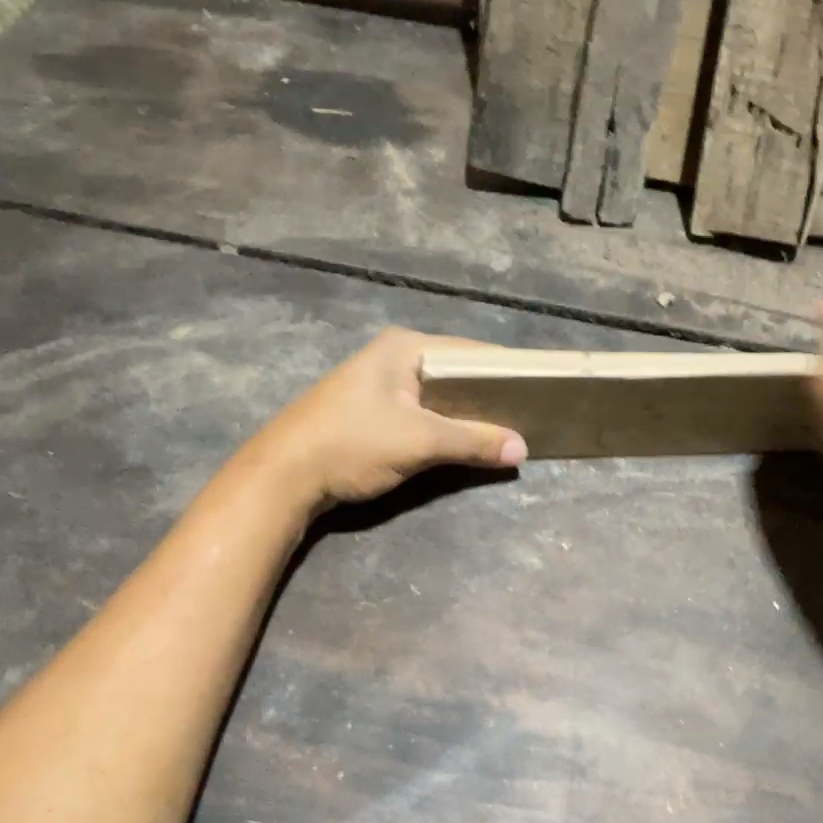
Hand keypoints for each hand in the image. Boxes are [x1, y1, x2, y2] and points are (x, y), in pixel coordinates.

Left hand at [247, 327, 526, 511]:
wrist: (284, 474)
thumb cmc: (353, 443)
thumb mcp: (420, 442)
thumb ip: (473, 442)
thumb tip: (522, 448)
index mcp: (406, 347)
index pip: (471, 352)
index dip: (506, 372)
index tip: (539, 391)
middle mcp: (395, 357)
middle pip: (457, 374)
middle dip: (489, 398)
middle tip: (527, 417)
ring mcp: (381, 385)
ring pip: (440, 398)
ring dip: (467, 417)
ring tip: (504, 434)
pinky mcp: (373, 413)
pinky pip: (423, 415)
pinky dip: (445, 429)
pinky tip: (464, 445)